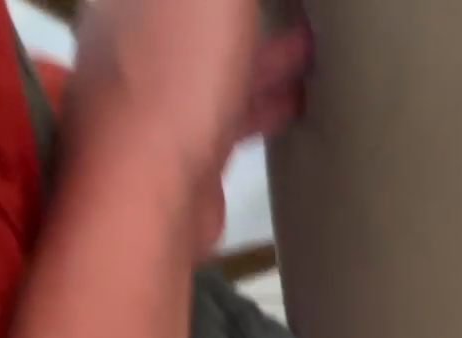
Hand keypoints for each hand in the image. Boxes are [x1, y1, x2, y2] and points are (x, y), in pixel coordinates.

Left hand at [71, 0, 311, 255]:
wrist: (149, 195)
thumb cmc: (172, 78)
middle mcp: (141, 31)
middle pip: (206, 6)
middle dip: (256, 5)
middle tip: (308, 10)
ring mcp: (163, 90)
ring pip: (227, 53)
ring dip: (272, 46)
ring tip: (320, 42)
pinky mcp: (188, 144)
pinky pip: (237, 106)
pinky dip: (271, 97)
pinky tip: (302, 102)